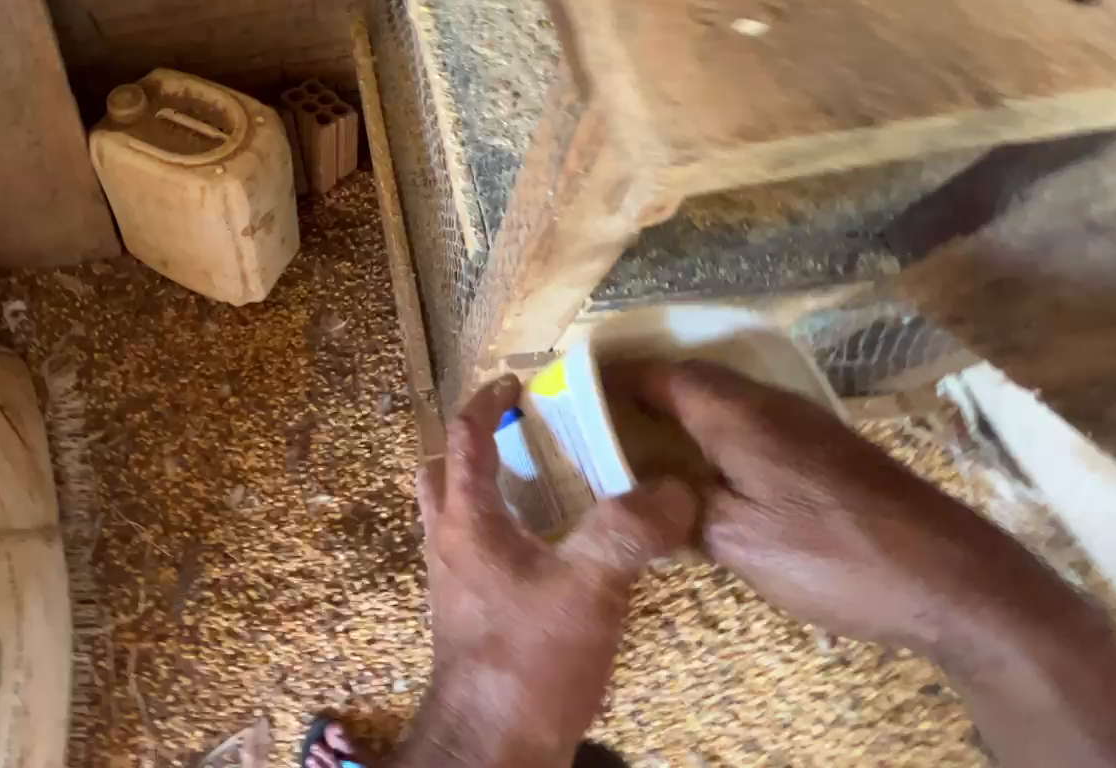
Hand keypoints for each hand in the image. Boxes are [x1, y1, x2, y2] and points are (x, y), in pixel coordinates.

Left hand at [411, 374, 695, 767]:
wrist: (491, 739)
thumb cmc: (530, 654)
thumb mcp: (589, 587)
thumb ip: (628, 532)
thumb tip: (674, 489)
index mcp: (466, 516)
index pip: (465, 436)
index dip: (486, 402)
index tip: (513, 383)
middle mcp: (446, 537)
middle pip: (441, 469)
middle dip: (471, 442)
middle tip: (516, 436)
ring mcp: (448, 574)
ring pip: (450, 509)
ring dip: (480, 486)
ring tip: (536, 488)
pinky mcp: (462, 607)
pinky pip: (468, 545)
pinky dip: (494, 527)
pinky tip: (539, 551)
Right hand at [603, 360, 1049, 654]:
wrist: (969, 589)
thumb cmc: (838, 557)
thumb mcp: (736, 540)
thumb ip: (677, 504)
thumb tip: (644, 486)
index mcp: (736, 415)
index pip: (657, 374)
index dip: (612, 377)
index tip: (573, 390)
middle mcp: (768, 404)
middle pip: (688, 378)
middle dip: (639, 391)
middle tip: (599, 419)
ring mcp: (804, 423)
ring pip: (722, 398)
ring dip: (677, 409)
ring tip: (641, 440)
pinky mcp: (828, 449)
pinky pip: (749, 419)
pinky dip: (711, 428)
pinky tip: (705, 466)